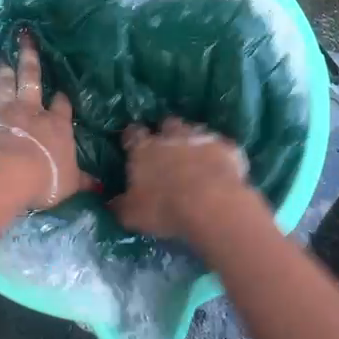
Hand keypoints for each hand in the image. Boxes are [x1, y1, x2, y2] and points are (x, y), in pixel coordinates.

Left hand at [0, 31, 83, 209]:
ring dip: (6, 66)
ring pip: (6, 82)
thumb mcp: (70, 184)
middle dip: (30, 59)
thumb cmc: (42, 179)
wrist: (2, 175)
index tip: (61, 87)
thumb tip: (103, 187)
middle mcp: (31, 110)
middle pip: (31, 79)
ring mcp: (4, 109)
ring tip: (4, 50)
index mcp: (56, 125)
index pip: (62, 105)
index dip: (62, 96)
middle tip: (26, 38)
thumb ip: (84, 181)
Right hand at [110, 116, 260, 239]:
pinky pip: (221, 147)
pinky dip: (219, 155)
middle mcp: (172, 136)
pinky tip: (220, 168)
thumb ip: (120, 205)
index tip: (131, 143)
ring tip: (195, 159)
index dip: (132, 137)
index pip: (133, 133)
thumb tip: (110, 202)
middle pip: (168, 124)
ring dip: (193, 141)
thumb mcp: (132, 215)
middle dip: (167, 132)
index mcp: (145, 149)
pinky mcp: (227, 147)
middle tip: (167, 149)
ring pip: (195, 130)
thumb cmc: (164, 209)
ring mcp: (202, 138)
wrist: (211, 204)